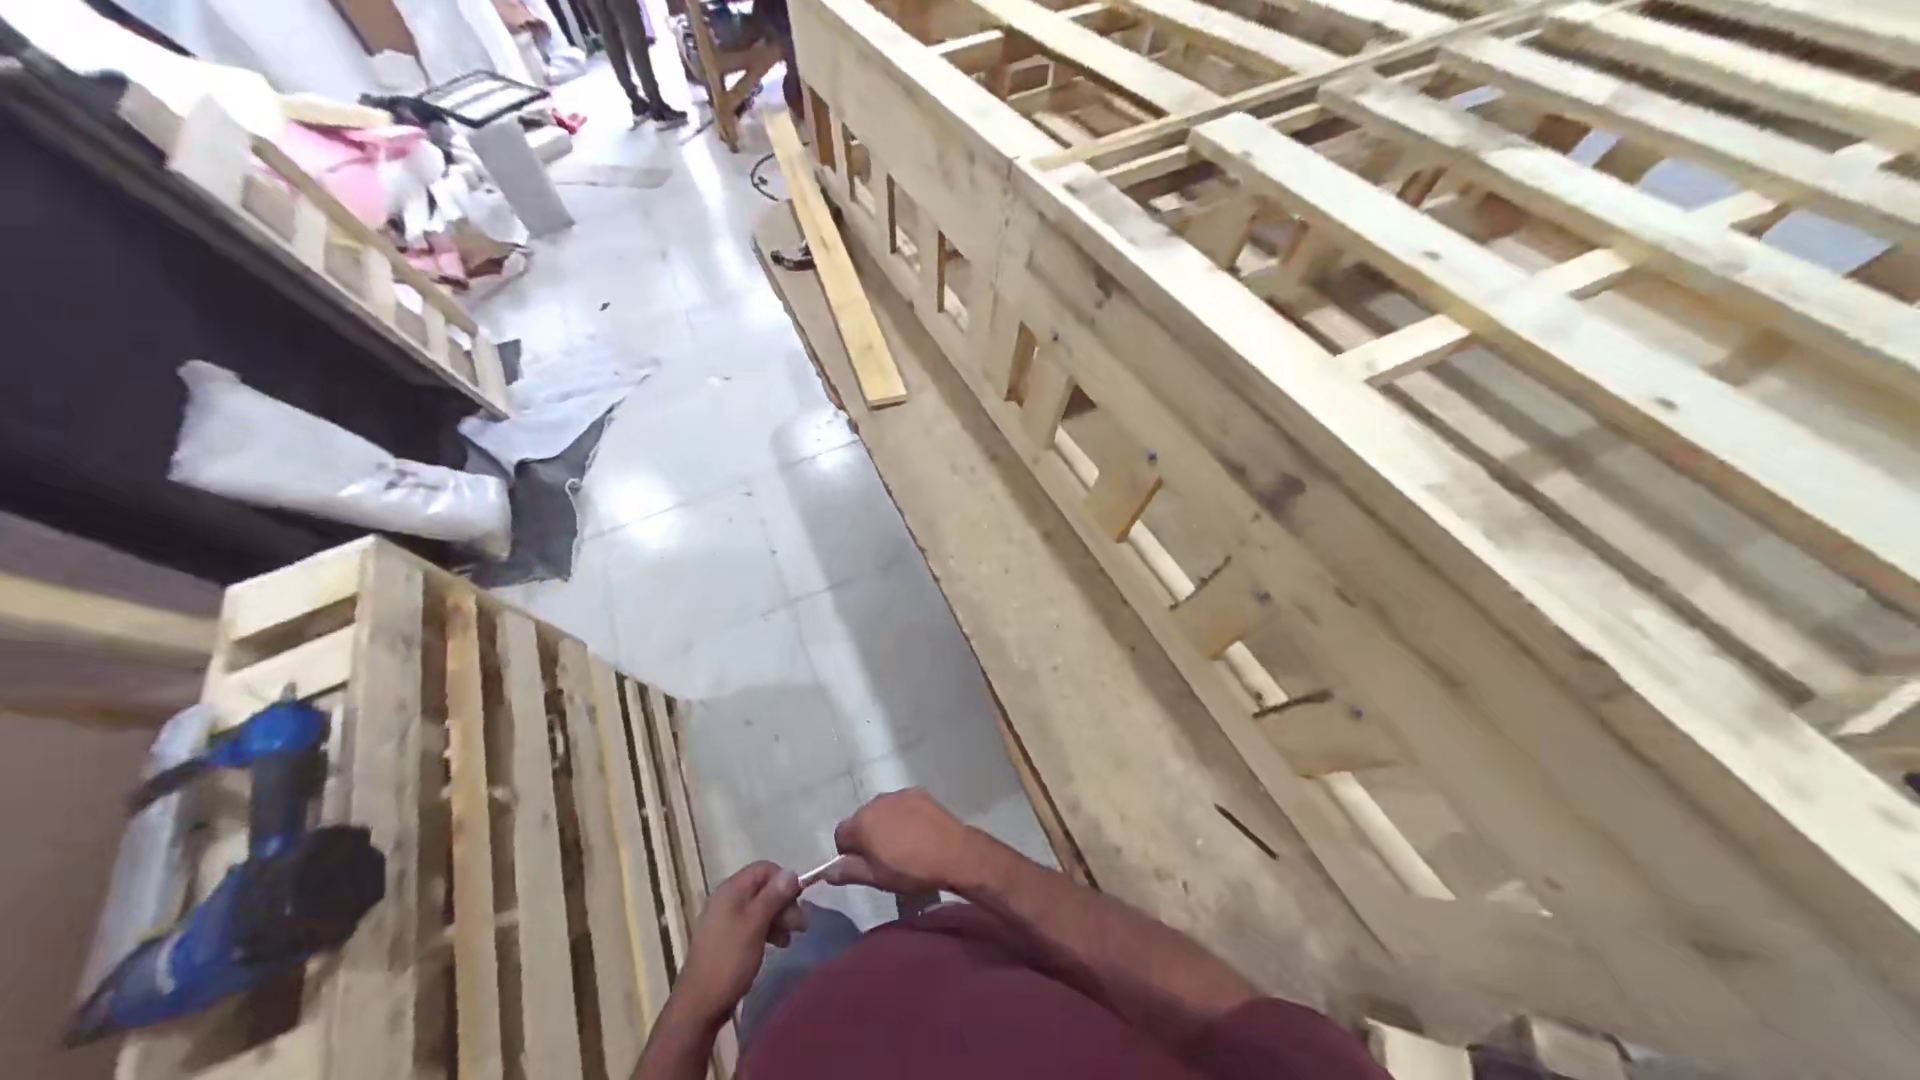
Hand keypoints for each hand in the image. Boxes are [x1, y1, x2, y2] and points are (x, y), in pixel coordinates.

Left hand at [672, 862, 804, 1025]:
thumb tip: (792, 872)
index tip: (798, 901)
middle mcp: (727, 898)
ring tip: (791, 938)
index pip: (764, 868)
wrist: (699, 1006)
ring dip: (779, 918)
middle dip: (784, 902)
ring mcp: (725, 919)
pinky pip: (753, 923)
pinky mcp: (727, 938)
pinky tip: (777, 945)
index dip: (784, 880)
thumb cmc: (729, 960)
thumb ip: (774, 896)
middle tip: (800, 925)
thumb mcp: (755, 925)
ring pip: (761, 907)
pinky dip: (768, 930)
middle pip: (764, 887)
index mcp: (731, 889)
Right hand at [825, 788, 992, 894]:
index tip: (865, 864)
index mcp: (861, 823)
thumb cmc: (910, 870)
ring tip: (904, 843)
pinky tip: (918, 830)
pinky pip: (902, 804)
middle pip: (862, 819)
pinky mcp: (918, 792)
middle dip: (867, 835)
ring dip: (886, 823)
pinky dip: (904, 814)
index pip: (841, 834)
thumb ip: (848, 872)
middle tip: (885, 855)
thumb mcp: (876, 878)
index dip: (848, 851)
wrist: (953, 853)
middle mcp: (876, 802)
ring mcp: (898, 794)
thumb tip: (827, 871)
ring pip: (882, 810)